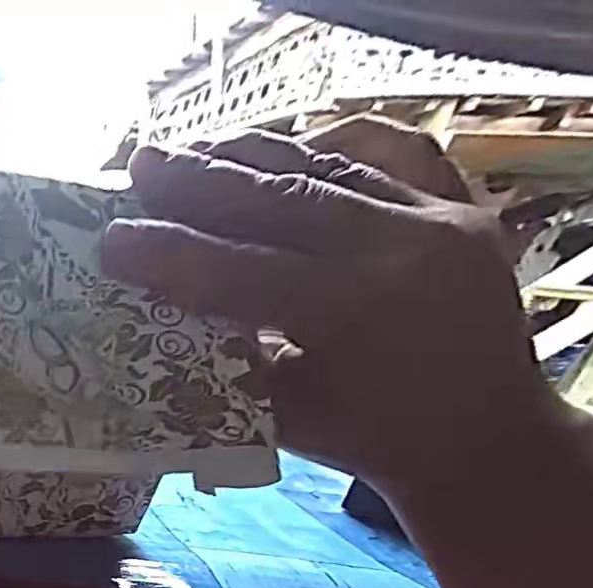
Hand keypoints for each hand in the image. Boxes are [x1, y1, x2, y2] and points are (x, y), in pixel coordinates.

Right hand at [105, 124, 551, 496]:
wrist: (480, 437)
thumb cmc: (364, 439)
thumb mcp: (276, 411)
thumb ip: (223, 354)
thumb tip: (165, 311)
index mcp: (353, 310)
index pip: (237, 269)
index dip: (167, 252)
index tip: (112, 235)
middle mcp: (404, 246)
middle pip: (280, 198)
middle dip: (199, 181)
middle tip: (140, 163)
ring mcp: (443, 217)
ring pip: (330, 165)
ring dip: (253, 155)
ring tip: (194, 148)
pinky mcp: (463, 207)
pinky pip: (394, 153)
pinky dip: (335, 142)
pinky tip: (291, 143)